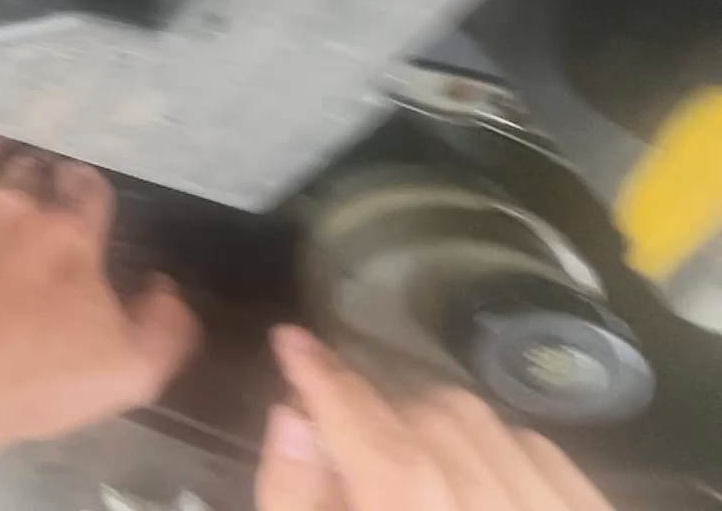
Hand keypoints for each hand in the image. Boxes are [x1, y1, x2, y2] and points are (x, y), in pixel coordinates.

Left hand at [0, 137, 202, 475]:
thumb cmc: (25, 381)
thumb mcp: (126, 374)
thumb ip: (165, 326)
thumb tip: (164, 283)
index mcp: (69, 231)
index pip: (87, 182)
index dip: (84, 190)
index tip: (75, 205)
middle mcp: (14, 197)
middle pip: (33, 162)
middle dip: (37, 174)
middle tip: (30, 196)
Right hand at [258, 325, 615, 510]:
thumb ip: (288, 495)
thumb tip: (292, 415)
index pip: (384, 457)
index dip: (330, 388)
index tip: (289, 338)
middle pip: (430, 433)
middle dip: (363, 396)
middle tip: (325, 393)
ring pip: (484, 429)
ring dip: (418, 410)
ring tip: (387, 426)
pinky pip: (543, 454)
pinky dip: (488, 434)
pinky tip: (455, 452)